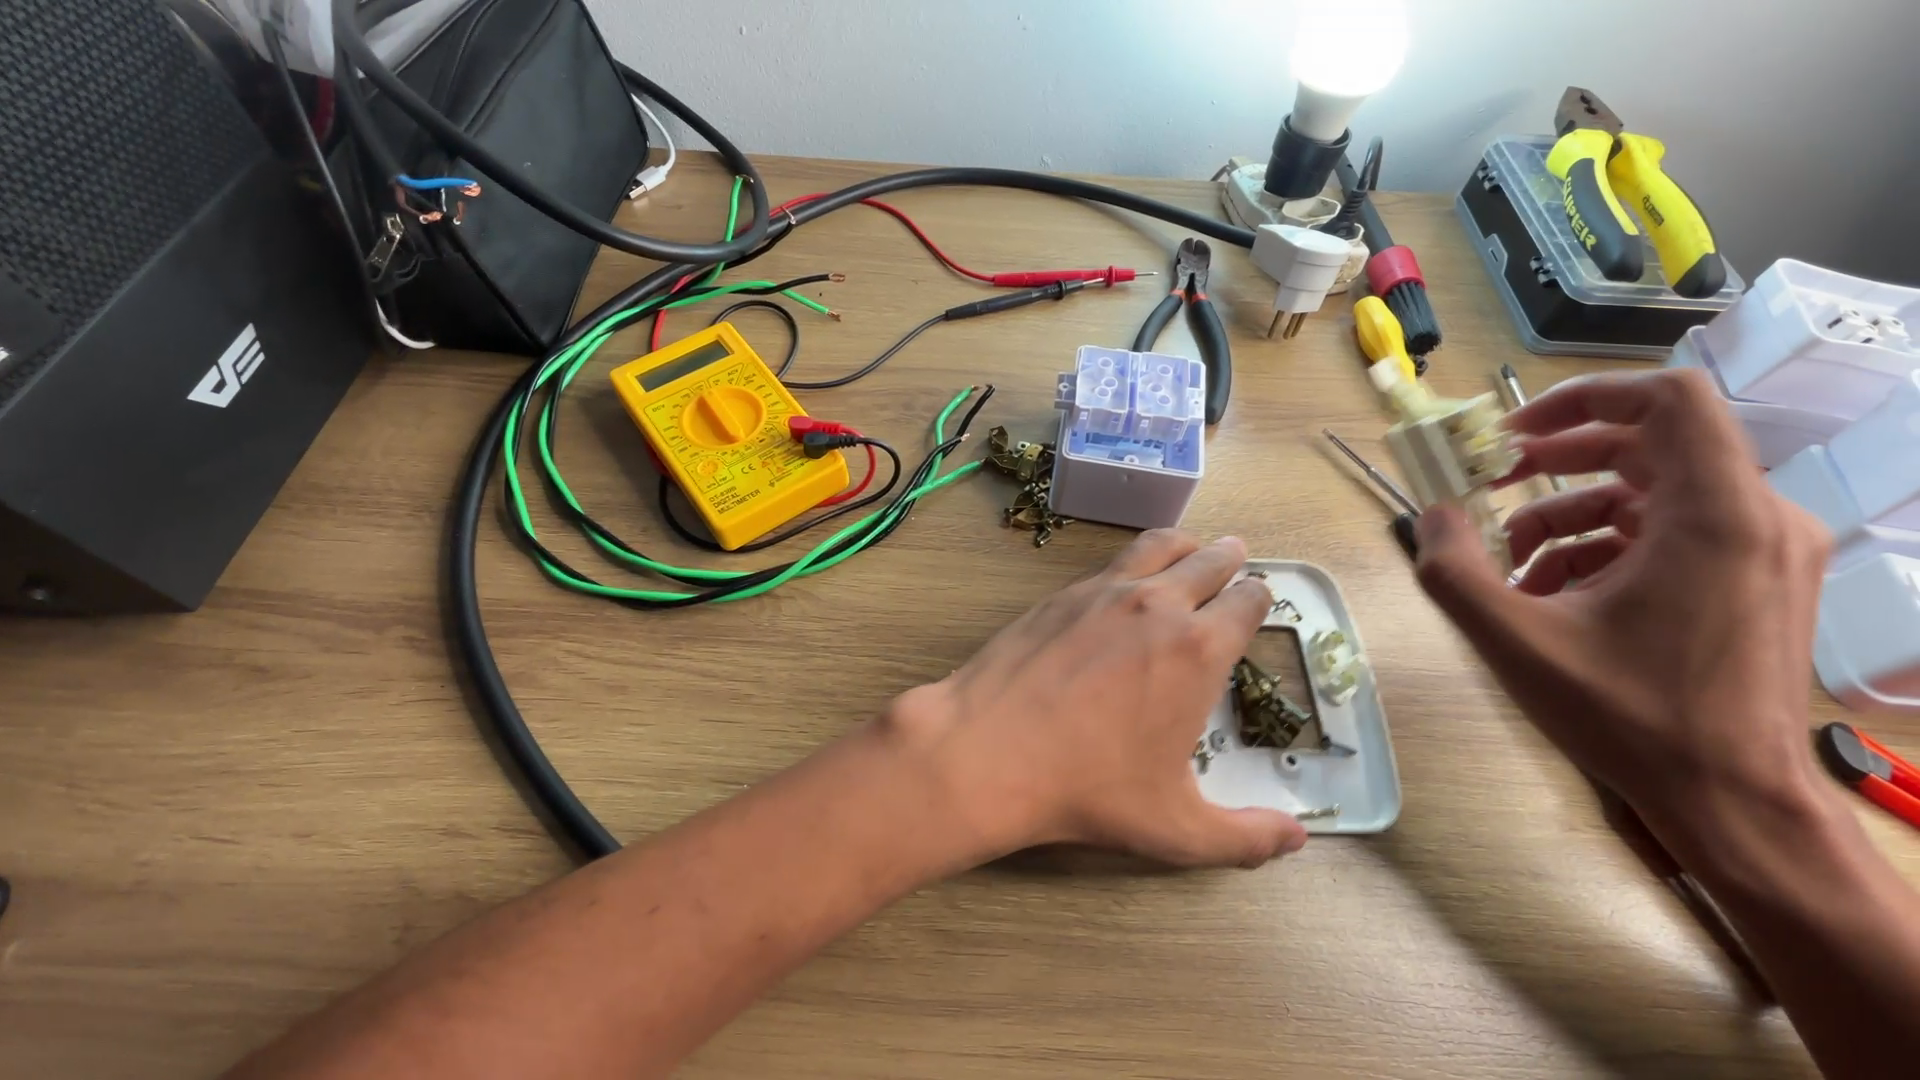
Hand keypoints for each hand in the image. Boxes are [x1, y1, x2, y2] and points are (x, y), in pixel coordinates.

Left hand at [882, 530, 1307, 867]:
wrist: (989, 751)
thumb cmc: (1088, 789)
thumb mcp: (1176, 828)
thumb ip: (1245, 837)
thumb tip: (1297, 839)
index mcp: (1199, 649)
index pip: (1247, 602)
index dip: (1258, 596)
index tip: (1259, 596)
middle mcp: (1158, 605)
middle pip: (1208, 561)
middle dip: (1229, 558)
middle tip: (1236, 555)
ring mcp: (1104, 592)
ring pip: (1157, 546)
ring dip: (1183, 543)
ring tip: (1190, 545)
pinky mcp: (1060, 594)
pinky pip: (1110, 563)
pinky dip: (1131, 561)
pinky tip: (1122, 579)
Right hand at [1412, 369, 1834, 837]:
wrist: (1734, 803)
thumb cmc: (1630, 716)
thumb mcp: (1515, 641)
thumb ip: (1454, 570)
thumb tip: (1429, 514)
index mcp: (1713, 514)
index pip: (1668, 398)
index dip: (1583, 395)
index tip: (1515, 430)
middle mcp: (1757, 516)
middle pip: (1649, 445)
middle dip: (1558, 461)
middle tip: (1494, 484)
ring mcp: (1765, 551)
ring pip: (1651, 496)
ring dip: (1570, 519)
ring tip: (1513, 572)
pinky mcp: (1757, 582)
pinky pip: (1670, 536)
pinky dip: (1604, 551)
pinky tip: (1554, 600)